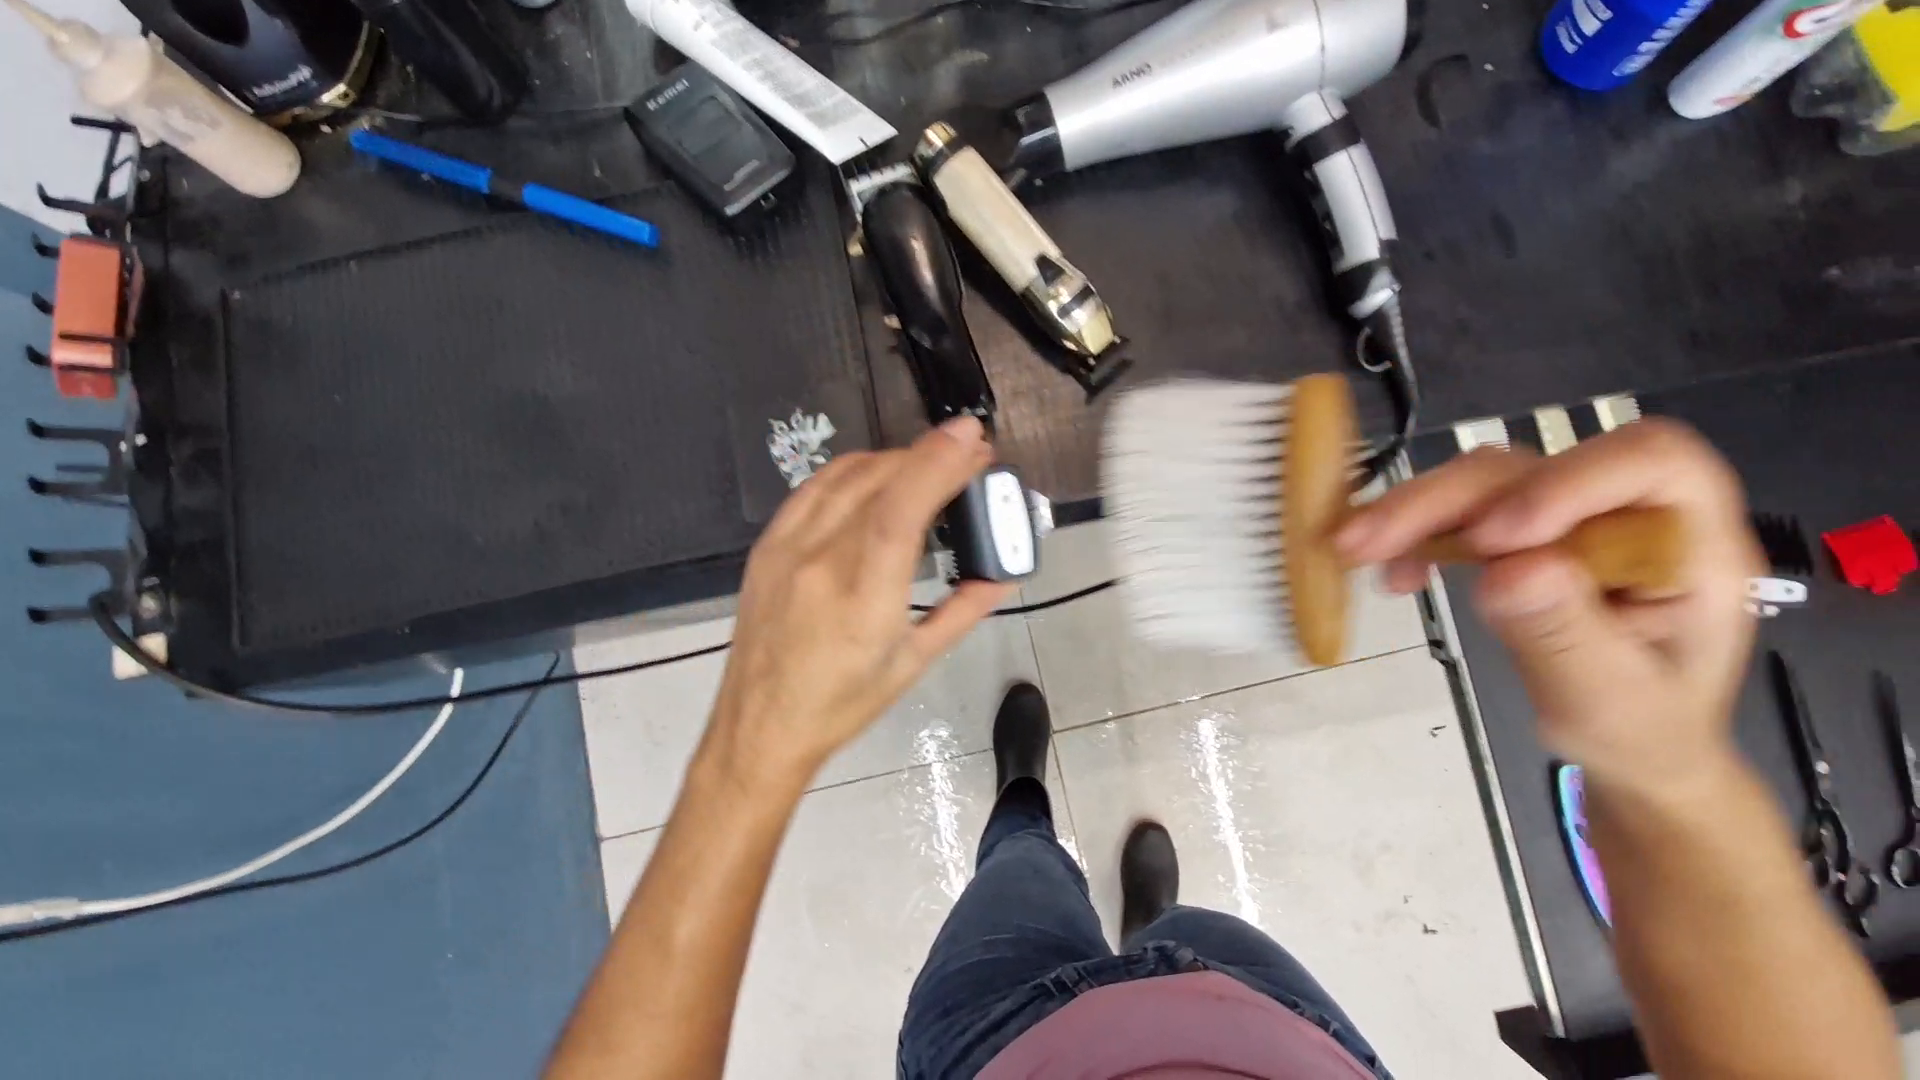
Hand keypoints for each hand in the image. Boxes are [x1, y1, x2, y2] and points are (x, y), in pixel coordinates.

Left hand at [701, 416, 1016, 790]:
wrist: (760, 726)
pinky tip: (876, 477)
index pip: (901, 509)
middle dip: (928, 456)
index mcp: (862, 598)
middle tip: (968, 456)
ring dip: (893, 459)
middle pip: (877, 480)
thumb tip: (1003, 573)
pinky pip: (813, 488)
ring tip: (928, 465)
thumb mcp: (913, 663)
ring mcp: (786, 549)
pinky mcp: (767, 546)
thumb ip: (962, 610)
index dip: (938, 463)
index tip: (972, 438)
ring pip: (844, 475)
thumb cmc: (843, 704)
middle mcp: (819, 561)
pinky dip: (852, 471)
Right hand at [1336, 420, 1764, 794]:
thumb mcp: (1610, 700)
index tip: (1494, 539)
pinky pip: (1457, 513)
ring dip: (1412, 512)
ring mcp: (1563, 518)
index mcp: (1686, 541)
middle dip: (1446, 501)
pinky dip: (1413, 534)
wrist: (1630, 739)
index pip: (1646, 463)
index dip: (1565, 482)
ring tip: (1353, 549)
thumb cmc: (1641, 727)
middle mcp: (1623, 512)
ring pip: (1481, 484)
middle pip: (1530, 469)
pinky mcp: (1514, 532)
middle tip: (1370, 542)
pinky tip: (1393, 571)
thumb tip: (1506, 573)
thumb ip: (1566, 636)